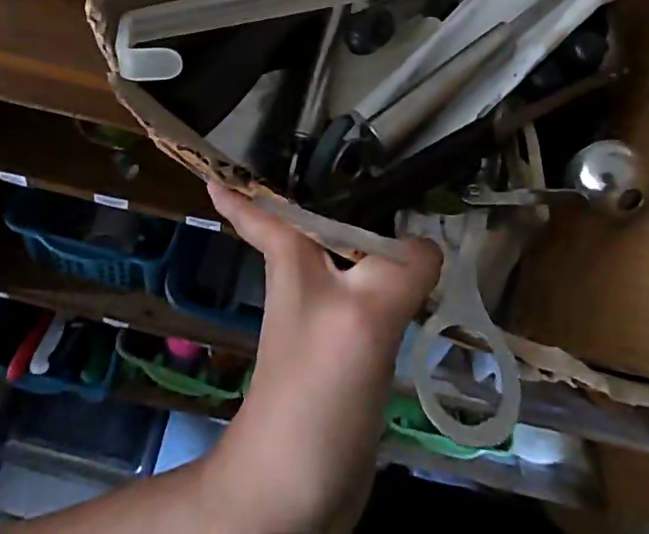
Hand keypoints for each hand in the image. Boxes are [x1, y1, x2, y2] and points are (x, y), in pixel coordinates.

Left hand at [200, 182, 440, 533]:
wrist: (296, 486)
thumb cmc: (314, 388)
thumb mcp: (363, 314)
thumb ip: (401, 269)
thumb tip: (430, 244)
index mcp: (292, 258)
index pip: (258, 208)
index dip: (239, 184)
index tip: (217, 163)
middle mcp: (306, 279)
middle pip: (318, 223)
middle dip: (336, 194)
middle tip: (367, 165)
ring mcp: (327, 317)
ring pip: (351, 260)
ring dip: (373, 237)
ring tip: (408, 214)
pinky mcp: (351, 353)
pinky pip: (373, 301)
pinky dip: (394, 284)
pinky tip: (421, 284)